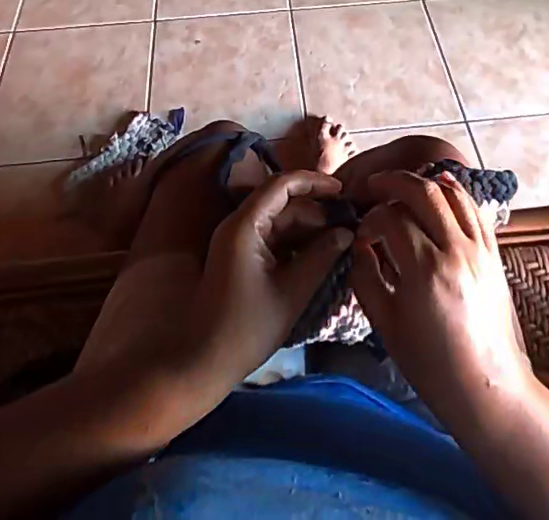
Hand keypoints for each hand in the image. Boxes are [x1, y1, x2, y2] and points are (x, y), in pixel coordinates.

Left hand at [191, 170, 351, 381]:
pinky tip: (320, 257)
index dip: (314, 182)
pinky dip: (296, 244)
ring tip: (341, 243)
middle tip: (350, 227)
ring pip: (281, 223)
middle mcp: (239, 225)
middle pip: (284, 204)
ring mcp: (238, 242)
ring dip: (309, 230)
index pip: (282, 184)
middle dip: (317, 212)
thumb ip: (321, 257)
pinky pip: (273, 240)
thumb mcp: (291, 293)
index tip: (342, 191)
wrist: (197, 365)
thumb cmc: (244, 329)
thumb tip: (346, 233)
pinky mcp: (240, 259)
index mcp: (246, 225)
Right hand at [351, 170, 534, 425]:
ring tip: (402, 185)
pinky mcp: (493, 253)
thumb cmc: (431, 364)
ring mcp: (479, 249)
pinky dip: (456, 192)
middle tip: (372, 186)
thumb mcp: (385, 325)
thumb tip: (358, 246)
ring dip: (424, 182)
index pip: (391, 219)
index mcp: (425, 271)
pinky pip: (474, 209)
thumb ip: (366, 279)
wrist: (486, 387)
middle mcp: (455, 250)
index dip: (369, 221)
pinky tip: (441, 185)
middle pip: (423, 192)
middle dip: (393, 182)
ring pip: (452, 194)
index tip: (361, 236)